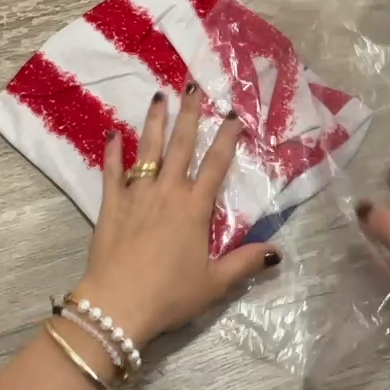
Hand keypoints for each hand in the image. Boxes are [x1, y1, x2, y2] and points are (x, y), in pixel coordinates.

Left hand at [71, 84, 278, 347]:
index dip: (227, 137)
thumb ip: (244, 263)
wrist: (117, 305)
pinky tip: (112, 132)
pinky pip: (111, 171)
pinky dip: (112, 151)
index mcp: (195, 207)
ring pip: (148, 149)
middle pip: (181, 144)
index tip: (234, 113)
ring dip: (155, 121)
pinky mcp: (111, 204)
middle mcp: (168, 191)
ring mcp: (137, 194)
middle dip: (189, 112)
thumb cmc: (169, 294)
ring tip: (159, 95)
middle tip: (193, 83)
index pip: (216, 163)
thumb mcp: (214, 284)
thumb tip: (278, 251)